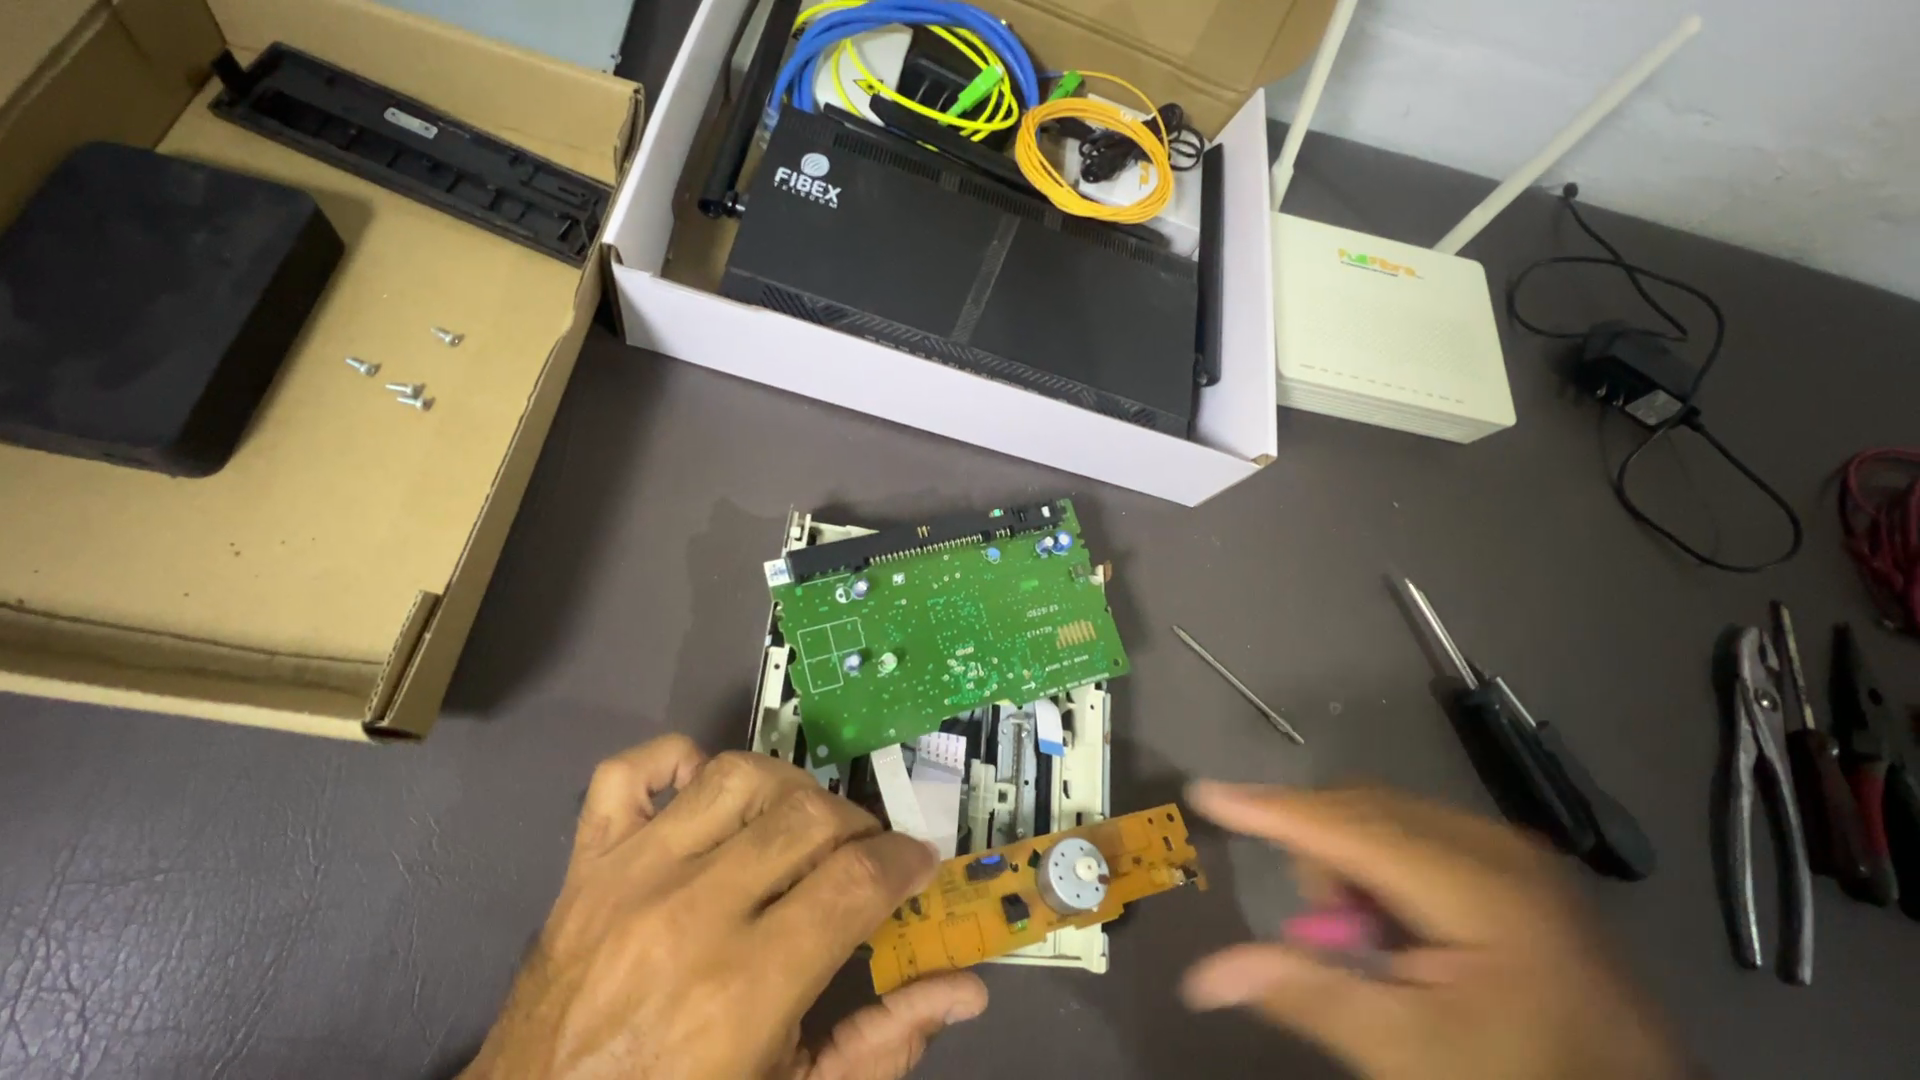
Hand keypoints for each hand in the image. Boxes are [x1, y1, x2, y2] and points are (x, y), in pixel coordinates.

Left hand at [462, 735, 987, 1079]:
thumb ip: (881, 1044)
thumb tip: (966, 989)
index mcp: (741, 991)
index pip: (854, 883)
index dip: (903, 862)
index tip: (916, 865)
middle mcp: (686, 916)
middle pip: (806, 819)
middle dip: (857, 826)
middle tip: (864, 855)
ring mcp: (626, 878)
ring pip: (734, 777)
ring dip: (787, 788)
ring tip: (801, 825)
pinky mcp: (582, 863)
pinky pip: (630, 772)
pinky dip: (677, 760)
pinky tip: (706, 789)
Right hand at [1181, 783, 1689, 1079]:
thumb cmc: (1516, 1077)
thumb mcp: (1409, 1051)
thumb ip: (1306, 994)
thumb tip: (1203, 977)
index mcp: (1475, 884)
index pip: (1345, 825)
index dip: (1269, 807)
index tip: (1204, 791)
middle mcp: (1492, 844)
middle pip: (1364, 809)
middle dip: (1319, 855)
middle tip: (1326, 932)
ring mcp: (1510, 851)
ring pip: (1387, 818)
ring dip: (1350, 864)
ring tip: (1369, 940)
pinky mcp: (1515, 867)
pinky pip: (1418, 835)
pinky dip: (1383, 869)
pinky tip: (1400, 929)